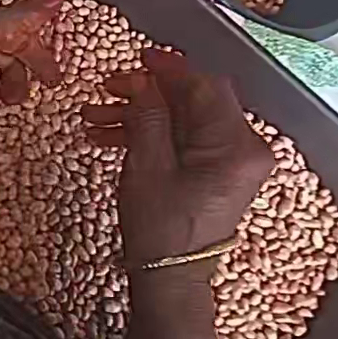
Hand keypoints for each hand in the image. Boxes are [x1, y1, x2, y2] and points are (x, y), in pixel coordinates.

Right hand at [82, 49, 272, 268]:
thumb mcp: (147, 166)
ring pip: (182, 122)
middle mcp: (243, 148)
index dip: (169, 69)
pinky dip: (150, 136)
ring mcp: (229, 162)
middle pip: (193, 103)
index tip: (136, 59)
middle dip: (146, 95)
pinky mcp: (214, 173)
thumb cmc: (160, 227)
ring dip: (140, 116)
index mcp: (235, 145)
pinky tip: (111, 137)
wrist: (170, 278)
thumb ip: (148, 117)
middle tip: (106, 90)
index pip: (204, 88)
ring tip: (94, 119)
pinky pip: (182, 142)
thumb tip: (142, 82)